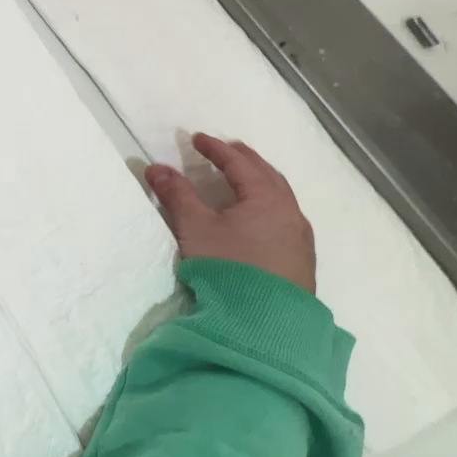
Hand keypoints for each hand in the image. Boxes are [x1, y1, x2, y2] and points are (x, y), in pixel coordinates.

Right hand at [145, 133, 317, 292]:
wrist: (266, 317)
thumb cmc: (228, 263)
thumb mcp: (194, 226)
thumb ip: (176, 194)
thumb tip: (157, 167)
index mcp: (267, 200)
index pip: (242, 165)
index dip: (217, 150)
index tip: (197, 138)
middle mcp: (290, 213)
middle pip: (269, 177)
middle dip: (246, 160)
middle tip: (228, 149)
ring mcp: (299, 237)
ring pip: (280, 196)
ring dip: (260, 180)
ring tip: (242, 175)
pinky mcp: (298, 257)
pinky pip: (283, 214)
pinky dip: (267, 200)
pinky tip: (257, 210)